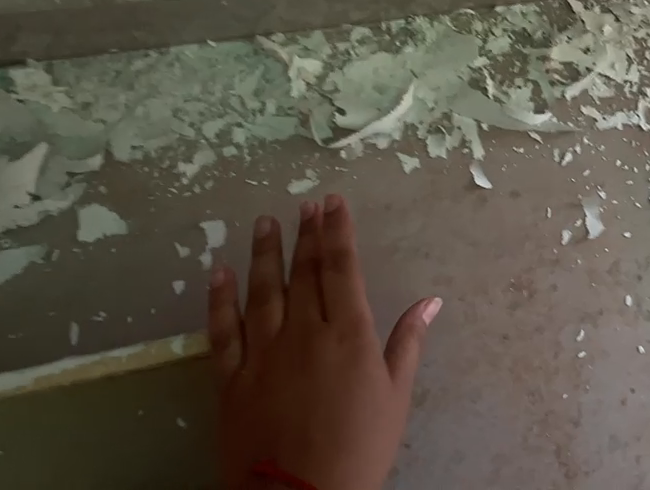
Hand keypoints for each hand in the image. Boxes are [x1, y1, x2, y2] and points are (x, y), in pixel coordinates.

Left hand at [207, 194, 441, 489]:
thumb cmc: (359, 447)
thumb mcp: (396, 395)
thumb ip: (408, 342)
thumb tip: (431, 301)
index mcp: (349, 333)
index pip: (341, 268)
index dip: (337, 232)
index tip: (333, 203)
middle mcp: (305, 333)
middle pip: (305, 272)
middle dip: (306, 234)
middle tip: (305, 203)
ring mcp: (263, 356)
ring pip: (262, 292)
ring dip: (264, 254)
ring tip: (264, 222)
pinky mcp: (230, 382)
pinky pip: (222, 333)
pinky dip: (219, 300)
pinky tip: (218, 273)